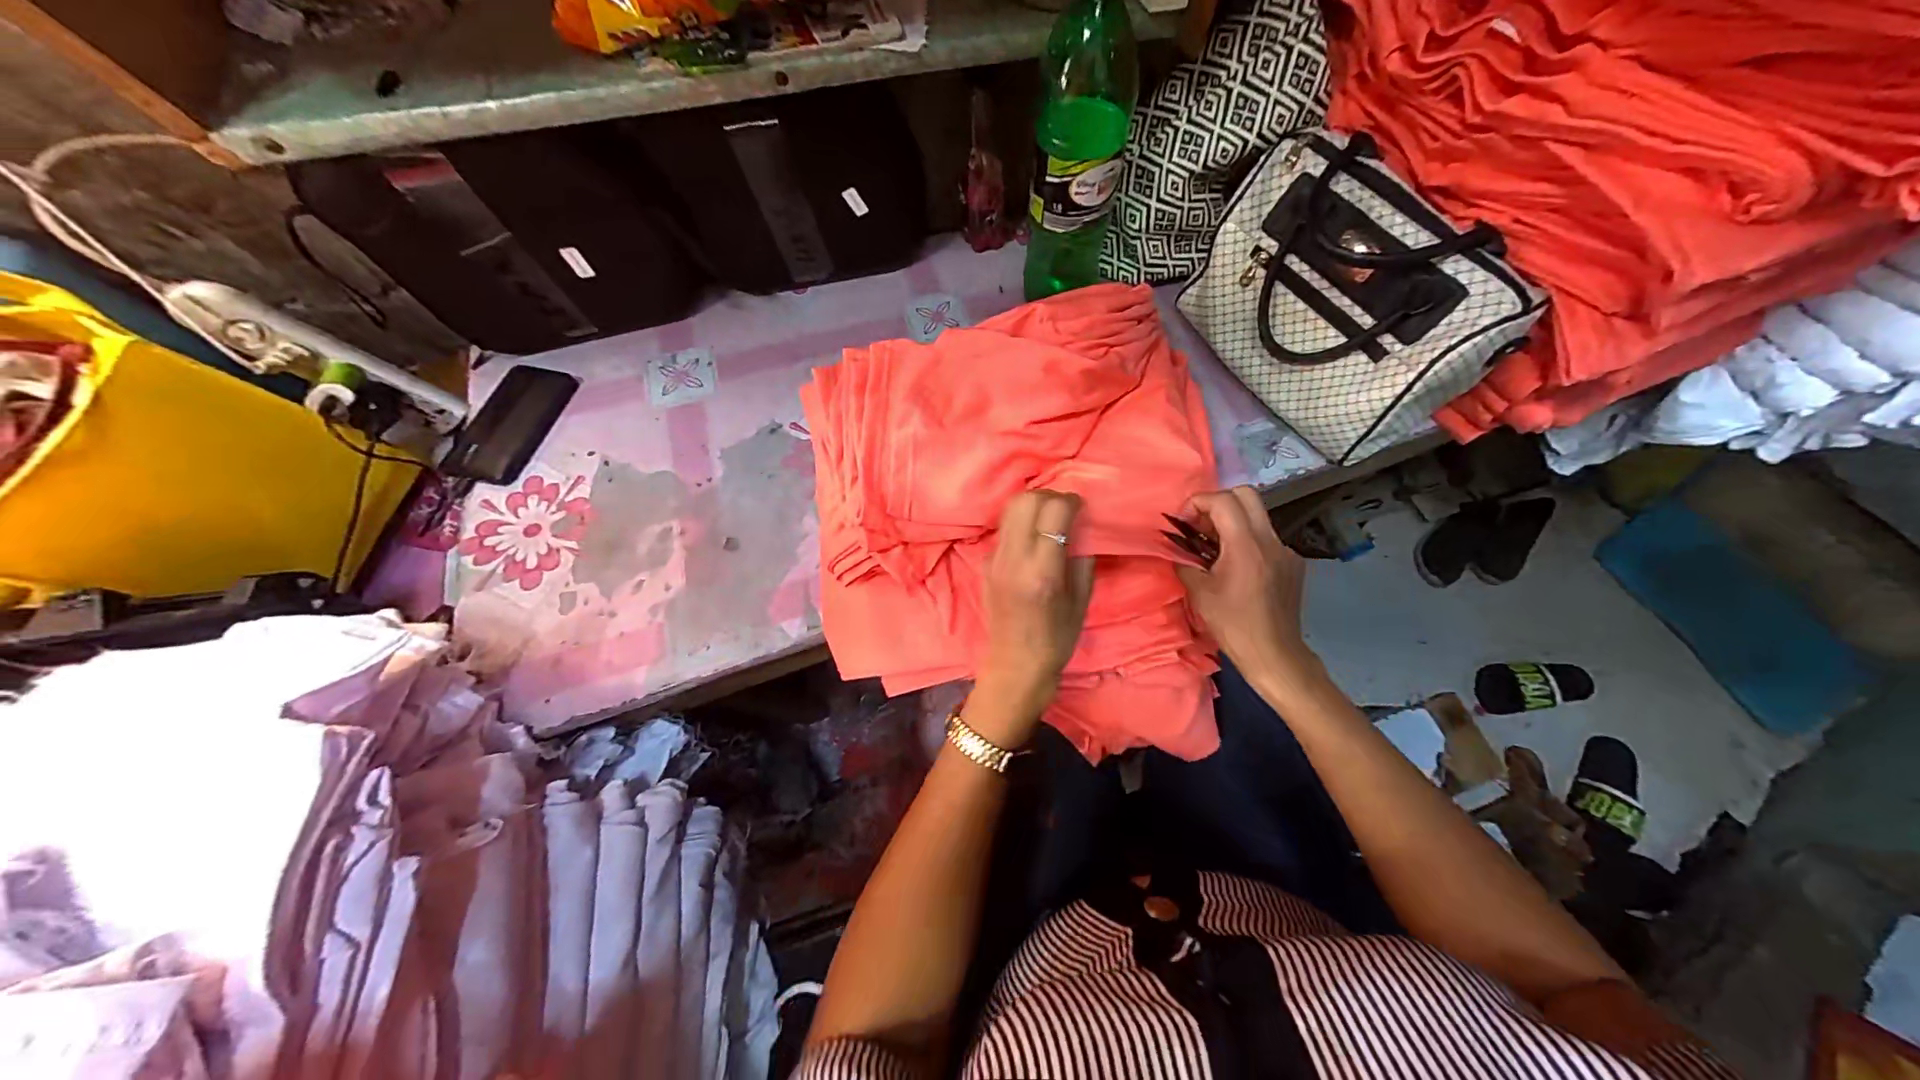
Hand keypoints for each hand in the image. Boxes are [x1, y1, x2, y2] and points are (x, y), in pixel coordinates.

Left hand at [973, 489, 1094, 742]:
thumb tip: (1081, 525)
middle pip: (1026, 501)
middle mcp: (1013, 559)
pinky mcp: (984, 563)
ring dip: (1032, 505)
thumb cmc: (1056, 639)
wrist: (1015, 665)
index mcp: (1042, 571)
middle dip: (1050, 496)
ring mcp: (994, 560)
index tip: (1081, 506)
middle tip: (1065, 509)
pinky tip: (1033, 538)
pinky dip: (1021, 523)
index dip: (1071, 501)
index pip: (1054, 511)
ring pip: (1010, 509)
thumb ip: (1081, 558)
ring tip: (1049, 518)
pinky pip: (1004, 529)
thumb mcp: (1081, 600)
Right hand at [1175, 487, 1322, 690]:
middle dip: (1218, 503)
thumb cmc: (1233, 624)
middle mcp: (1270, 540)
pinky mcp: (1292, 563)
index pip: (1223, 500)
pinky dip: (1247, 542)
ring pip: (1257, 516)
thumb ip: (1185, 562)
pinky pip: (1266, 539)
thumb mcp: (1199, 593)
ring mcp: (1285, 550)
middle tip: (1200, 526)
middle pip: (1245, 495)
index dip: (1198, 503)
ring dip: (1232, 522)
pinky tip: (1237, 568)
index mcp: (1246, 545)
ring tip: (1213, 548)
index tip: (1183, 523)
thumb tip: (1176, 549)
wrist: (1274, 653)